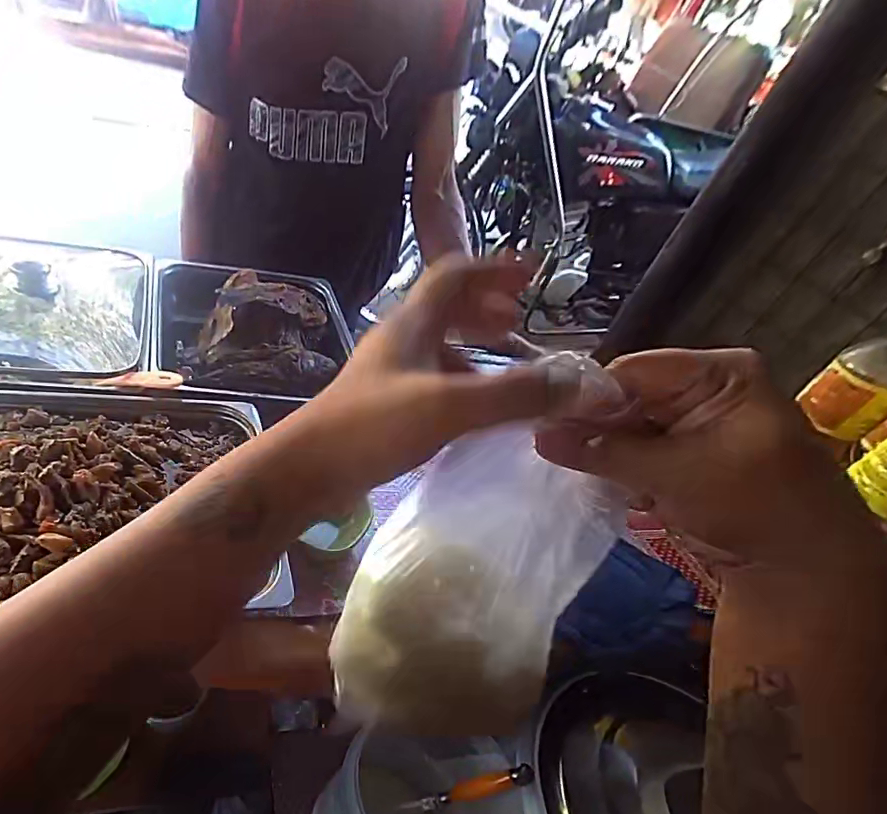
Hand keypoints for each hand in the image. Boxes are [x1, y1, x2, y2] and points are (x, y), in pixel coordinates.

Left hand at [292, 256, 559, 492]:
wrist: (307, 472)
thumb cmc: (371, 427)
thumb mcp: (449, 406)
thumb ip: (514, 395)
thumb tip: (579, 384)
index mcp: (412, 325)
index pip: (454, 274)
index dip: (494, 268)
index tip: (532, 275)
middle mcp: (398, 344)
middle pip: (444, 308)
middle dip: (484, 308)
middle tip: (517, 322)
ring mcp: (387, 378)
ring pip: (436, 349)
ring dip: (472, 350)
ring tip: (503, 366)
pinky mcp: (382, 411)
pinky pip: (429, 385)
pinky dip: (457, 386)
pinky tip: (470, 411)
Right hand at [534, 348, 883, 574]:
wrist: (799, 566)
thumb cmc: (755, 507)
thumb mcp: (677, 474)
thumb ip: (607, 453)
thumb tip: (540, 434)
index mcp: (718, 374)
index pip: (633, 370)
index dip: (587, 396)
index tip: (544, 423)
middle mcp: (702, 389)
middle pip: (625, 396)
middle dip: (591, 426)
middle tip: (549, 450)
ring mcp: (690, 424)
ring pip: (624, 426)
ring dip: (600, 450)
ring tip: (570, 468)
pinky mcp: (680, 456)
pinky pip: (632, 451)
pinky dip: (614, 467)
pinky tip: (598, 482)